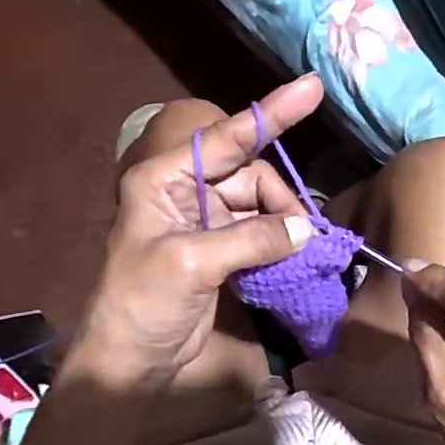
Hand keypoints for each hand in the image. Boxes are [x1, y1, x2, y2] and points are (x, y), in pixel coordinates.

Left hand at [68, 76, 323, 389]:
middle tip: (305, 234)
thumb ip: (251, 239)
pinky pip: (259, 234)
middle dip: (280, 199)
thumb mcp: (192, 263)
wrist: (132, 357)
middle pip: (250, 175)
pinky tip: (297, 255)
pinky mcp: (219, 251)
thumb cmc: (143, 301)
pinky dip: (279, 243)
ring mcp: (204, 222)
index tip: (312, 87)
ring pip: (259, 206)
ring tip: (303, 250)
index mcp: (165, 178)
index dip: (272, 113)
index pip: (226, 138)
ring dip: (284, 224)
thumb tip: (306, 230)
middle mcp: (185, 192)